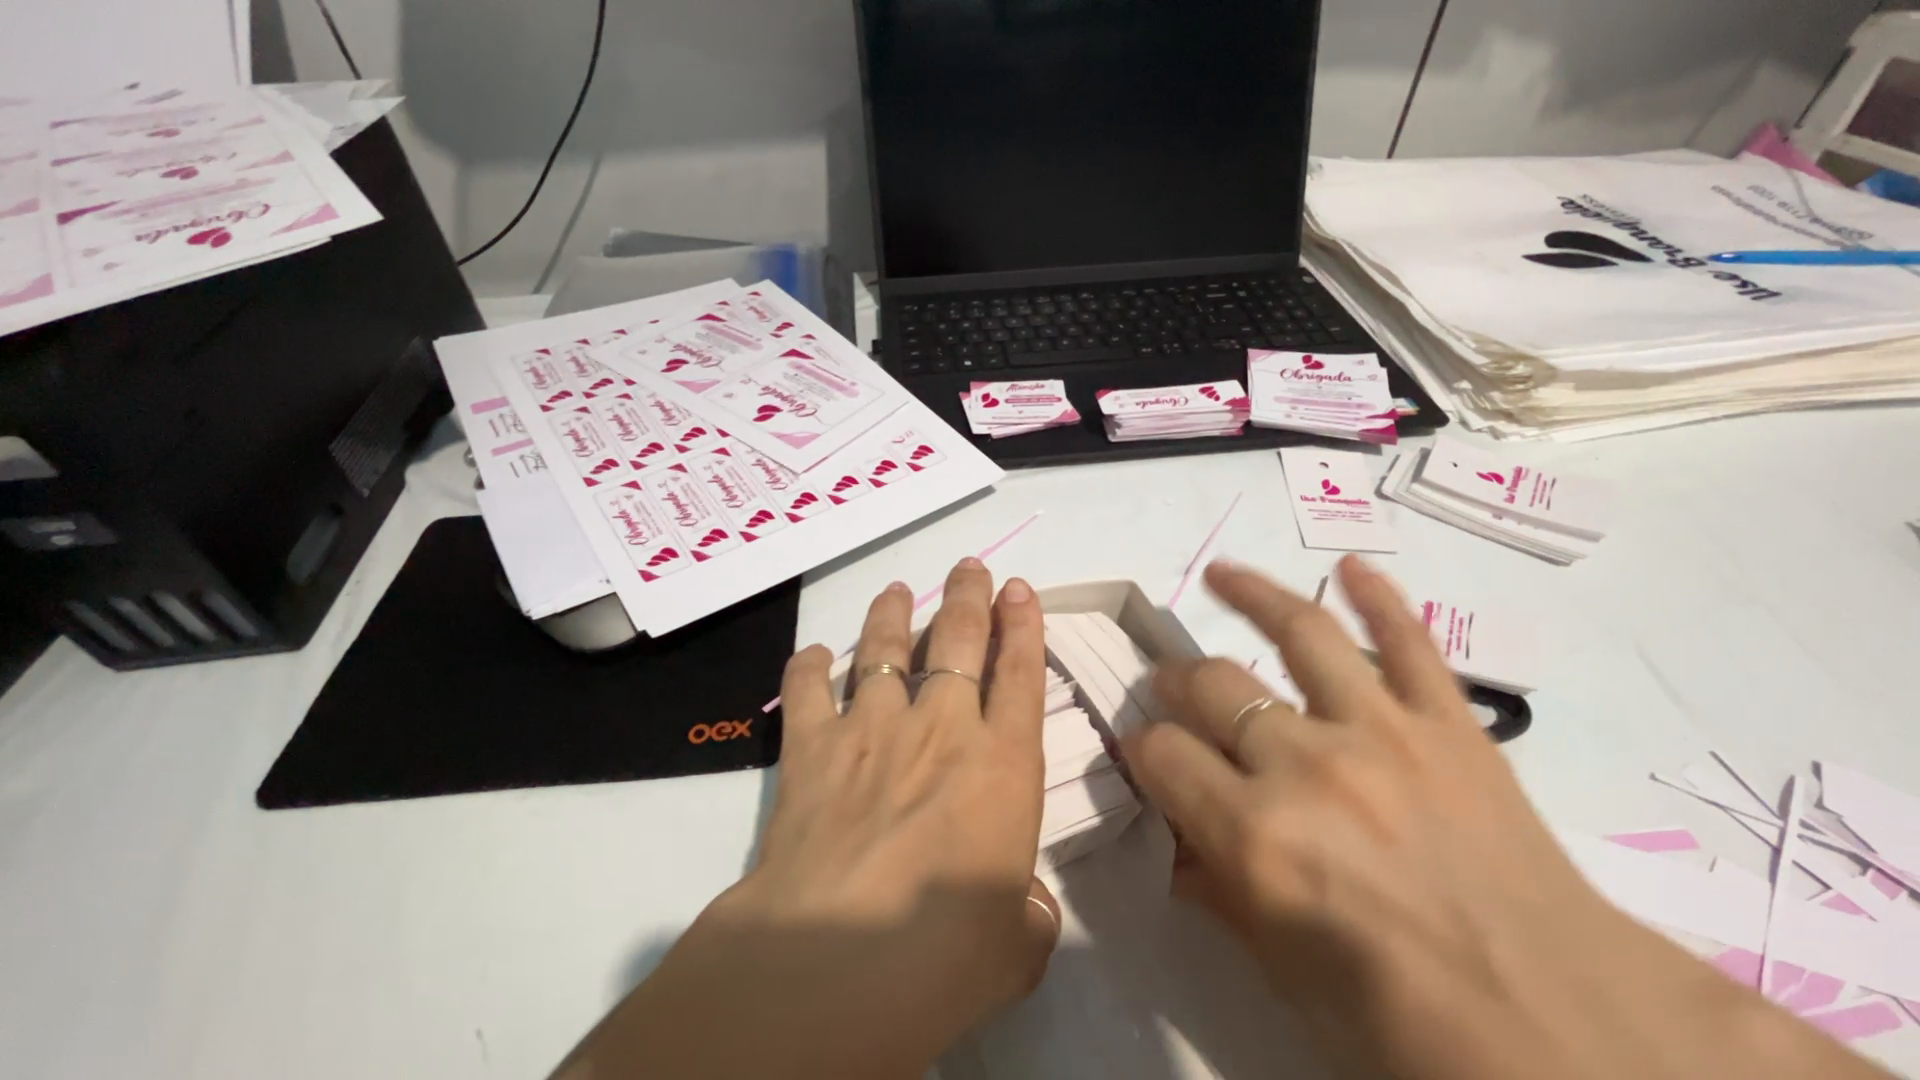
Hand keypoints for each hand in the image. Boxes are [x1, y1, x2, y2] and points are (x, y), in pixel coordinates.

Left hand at [561, 559, 1058, 1079]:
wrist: (845, 951)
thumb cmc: (951, 949)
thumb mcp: (1019, 944)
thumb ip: (1027, 914)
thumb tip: (1025, 908)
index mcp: (1003, 766)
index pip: (1021, 676)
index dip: (1024, 627)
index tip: (1019, 589)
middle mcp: (940, 730)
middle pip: (958, 643)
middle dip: (967, 598)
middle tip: (968, 567)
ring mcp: (873, 731)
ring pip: (885, 651)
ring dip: (893, 615)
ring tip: (896, 589)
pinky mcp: (812, 749)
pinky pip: (808, 692)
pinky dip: (809, 668)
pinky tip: (814, 653)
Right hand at [1124, 556, 1891, 1079]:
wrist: (1554, 1022)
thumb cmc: (1399, 1016)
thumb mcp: (1280, 971)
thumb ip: (1220, 893)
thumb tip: (1176, 846)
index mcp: (1253, 835)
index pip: (1161, 756)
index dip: (1140, 750)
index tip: (1144, 755)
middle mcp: (1304, 765)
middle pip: (1212, 686)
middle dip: (1175, 681)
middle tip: (1170, 686)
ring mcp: (1381, 732)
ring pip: (1299, 635)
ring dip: (1249, 595)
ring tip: (1220, 576)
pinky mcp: (1450, 723)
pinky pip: (1411, 643)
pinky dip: (1381, 598)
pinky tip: (1351, 568)